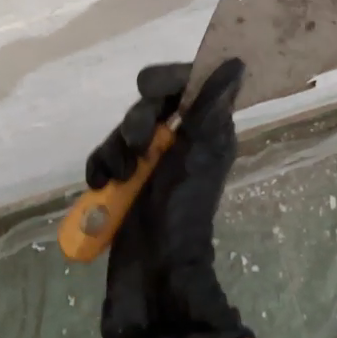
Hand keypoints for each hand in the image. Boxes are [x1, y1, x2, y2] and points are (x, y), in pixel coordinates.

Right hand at [88, 60, 253, 337]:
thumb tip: (236, 62)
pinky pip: (105, 158)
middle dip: (137, 121)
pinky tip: (100, 186)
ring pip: (124, 131)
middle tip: (137, 144)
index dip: (167, 79)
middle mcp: (180, 140)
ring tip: (119, 176)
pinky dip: (100, 168)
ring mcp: (151, 162)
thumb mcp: (199, 152)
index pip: (187, 83)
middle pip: (150, 105)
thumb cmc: (183, 211)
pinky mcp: (125, 183)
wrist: (155, 274)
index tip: (148, 86)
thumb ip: (211, 106)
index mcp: (206, 129)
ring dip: (115, 148)